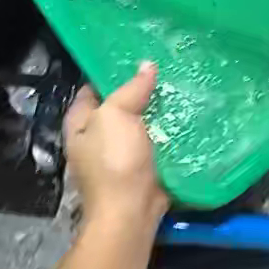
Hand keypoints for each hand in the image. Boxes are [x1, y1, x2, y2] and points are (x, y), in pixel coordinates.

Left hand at [64, 62, 167, 236]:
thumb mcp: (117, 116)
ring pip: (142, 123)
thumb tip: (147, 65)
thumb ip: (131, 89)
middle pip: (120, 105)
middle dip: (141, 90)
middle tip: (168, 70)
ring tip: (182, 88)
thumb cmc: (114, 161)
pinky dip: (170, 131)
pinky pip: (157, 141)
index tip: (139, 56)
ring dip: (159, 111)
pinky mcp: (142, 166)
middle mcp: (97, 137)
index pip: (94, 87)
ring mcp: (120, 153)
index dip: (113, 71)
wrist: (131, 211)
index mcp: (80, 123)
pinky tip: (187, 116)